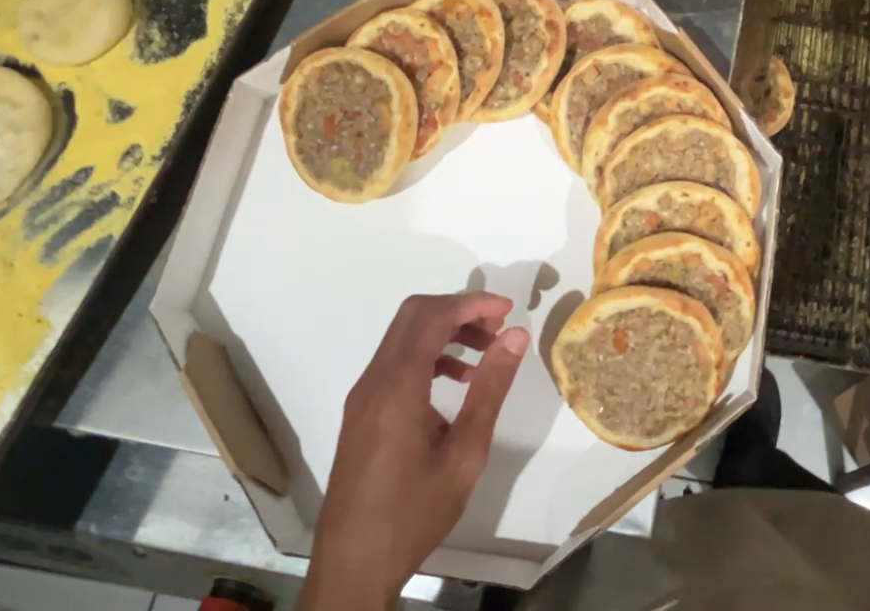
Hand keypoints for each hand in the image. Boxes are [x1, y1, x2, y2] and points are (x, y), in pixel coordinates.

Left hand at [299, 292, 529, 610]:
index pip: (433, 317)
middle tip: (497, 329)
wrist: (353, 565)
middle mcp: (373, 381)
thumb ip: (490, 389)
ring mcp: (363, 397)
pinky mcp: (362, 413)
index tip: (509, 311)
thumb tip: (515, 336)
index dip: (472, 303)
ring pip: (404, 338)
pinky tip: (456, 385)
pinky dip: (428, 357)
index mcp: (397, 387)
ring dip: (445, 333)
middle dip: (459, 310)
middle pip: (414, 316)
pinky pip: (395, 364)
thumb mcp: (465, 454)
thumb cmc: (414, 513)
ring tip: (485, 356)